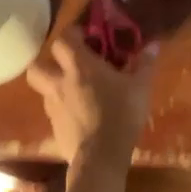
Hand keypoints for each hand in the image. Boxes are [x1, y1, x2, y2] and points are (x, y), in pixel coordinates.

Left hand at [27, 29, 158, 169]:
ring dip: (55, 85)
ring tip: (76, 89)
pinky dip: (63, 108)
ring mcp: (54, 108)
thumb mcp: (140, 86)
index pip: (63, 39)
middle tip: (68, 63)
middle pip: (37, 66)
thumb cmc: (121, 113)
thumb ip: (145, 63)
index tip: (85, 35)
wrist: (101, 157)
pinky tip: (81, 113)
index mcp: (80, 67)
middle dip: (48, 61)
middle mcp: (60, 83)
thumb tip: (154, 44)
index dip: (71, 34)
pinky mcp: (55, 129)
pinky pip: (53, 111)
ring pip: (43, 90)